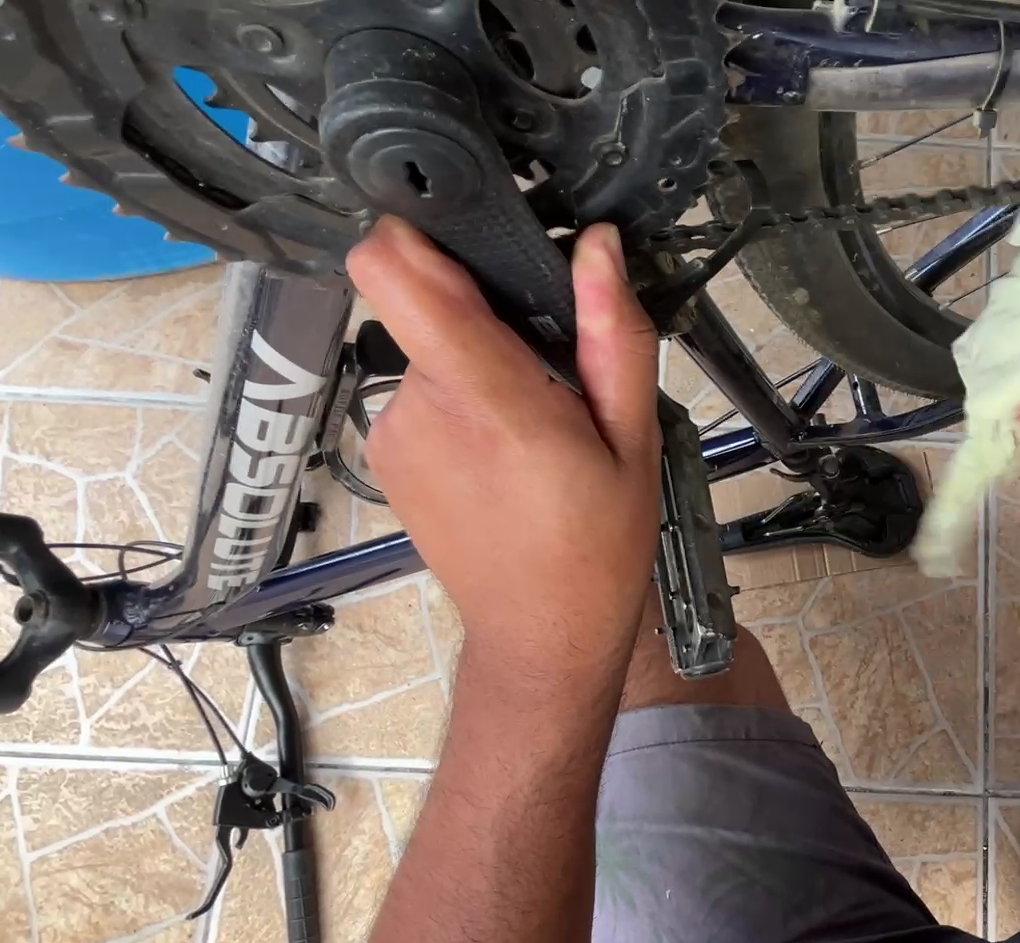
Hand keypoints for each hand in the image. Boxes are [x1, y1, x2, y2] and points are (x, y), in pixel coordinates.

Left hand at [346, 218, 660, 688]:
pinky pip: (421, 394)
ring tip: (533, 432)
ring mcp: (394, 435)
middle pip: (428, 304)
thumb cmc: (599, 546)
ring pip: (429, 351)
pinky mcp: (384, 455)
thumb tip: (600, 249)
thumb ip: (615, 338)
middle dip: (488, 318)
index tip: (468, 238)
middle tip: (550, 380)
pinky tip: (504, 456)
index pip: (396, 275)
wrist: (542, 632)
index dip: (417, 234)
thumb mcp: (634, 441)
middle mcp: (423, 409)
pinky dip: (460, 405)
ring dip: (479, 367)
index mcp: (493, 401)